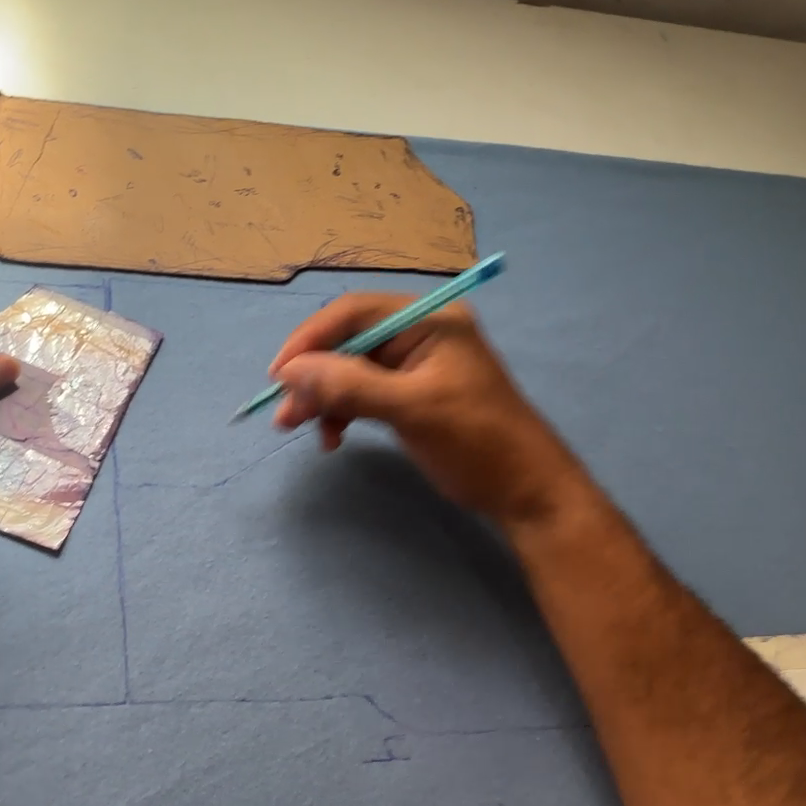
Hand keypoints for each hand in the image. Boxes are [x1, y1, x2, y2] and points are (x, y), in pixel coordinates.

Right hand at [270, 293, 583, 523]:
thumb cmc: (477, 443)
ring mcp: (415, 366)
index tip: (279, 376)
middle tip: (286, 416)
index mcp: (428, 321)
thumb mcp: (411, 410)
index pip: (353, 313)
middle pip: (348, 342)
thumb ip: (349, 385)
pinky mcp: (411, 395)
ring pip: (350, 371)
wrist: (527, 492)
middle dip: (313, 377)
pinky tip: (333, 437)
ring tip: (302, 430)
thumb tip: (289, 371)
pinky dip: (342, 412)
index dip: (310, 340)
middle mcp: (420, 334)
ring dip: (323, 398)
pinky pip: (363, 393)